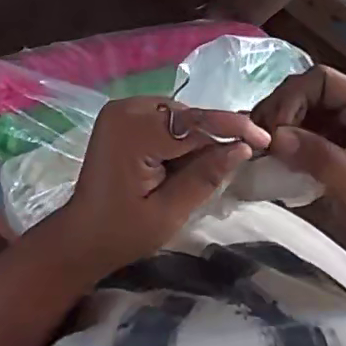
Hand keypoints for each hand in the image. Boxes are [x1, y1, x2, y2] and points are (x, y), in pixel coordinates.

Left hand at [32, 96, 268, 281]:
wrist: (80, 236)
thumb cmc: (122, 233)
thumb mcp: (169, 212)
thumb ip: (205, 176)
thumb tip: (242, 149)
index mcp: (133, 132)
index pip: (194, 123)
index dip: (232, 129)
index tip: (264, 139)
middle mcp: (125, 109)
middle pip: (187, 115)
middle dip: (213, 135)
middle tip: (239, 158)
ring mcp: (120, 109)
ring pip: (178, 115)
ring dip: (196, 136)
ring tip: (206, 166)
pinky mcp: (121, 115)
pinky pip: (164, 118)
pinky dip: (179, 136)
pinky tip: (184, 159)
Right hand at [252, 67, 345, 266]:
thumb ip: (316, 155)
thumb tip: (273, 136)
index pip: (321, 79)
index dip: (291, 97)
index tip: (271, 129)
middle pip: (309, 96)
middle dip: (281, 113)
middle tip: (257, 143)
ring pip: (306, 119)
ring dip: (282, 133)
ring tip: (262, 156)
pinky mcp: (345, 159)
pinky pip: (310, 143)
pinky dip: (291, 151)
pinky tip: (277, 167)